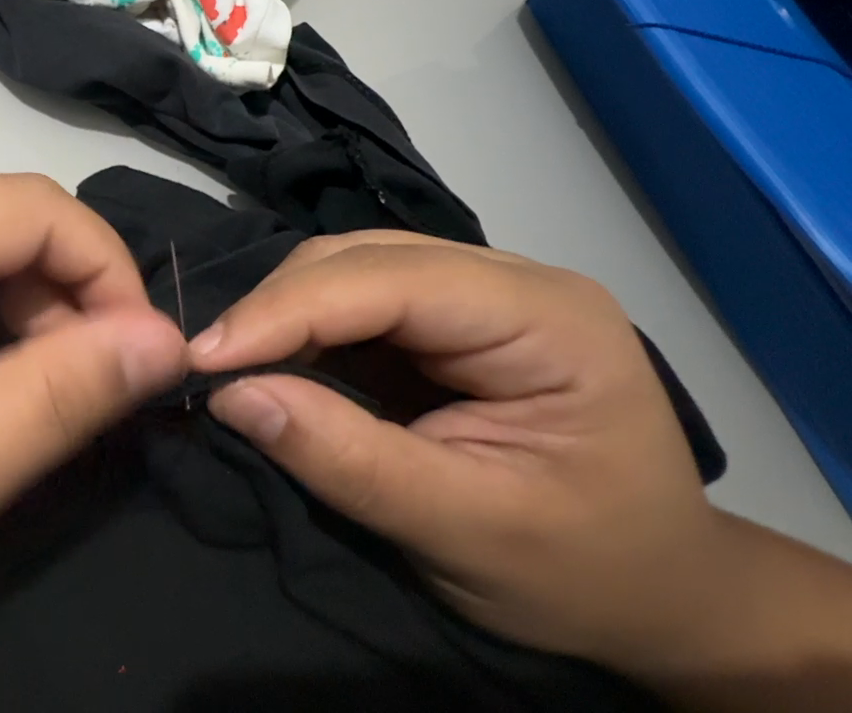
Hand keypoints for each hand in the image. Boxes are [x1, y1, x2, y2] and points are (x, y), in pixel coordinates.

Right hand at [188, 231, 721, 668]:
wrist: (651, 594)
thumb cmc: (582, 572)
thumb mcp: (465, 531)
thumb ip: (347, 458)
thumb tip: (231, 395)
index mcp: (546, 320)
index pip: (390, 282)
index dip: (286, 311)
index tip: (203, 359)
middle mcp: (507, 283)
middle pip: (358, 259)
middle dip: (274, 309)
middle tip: (207, 369)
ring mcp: (472, 294)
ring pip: (341, 268)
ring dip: (278, 315)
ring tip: (232, 368)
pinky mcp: (438, 320)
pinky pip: (344, 300)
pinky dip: (295, 329)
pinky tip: (270, 362)